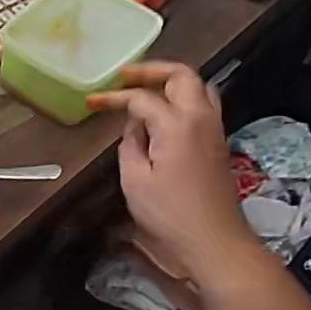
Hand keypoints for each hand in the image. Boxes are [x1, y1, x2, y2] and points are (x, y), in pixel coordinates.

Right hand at [87, 62, 258, 284]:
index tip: (92, 101)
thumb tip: (134, 126)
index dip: (114, 97)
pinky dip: (183, 98)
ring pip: (198, 87)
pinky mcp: (218, 143)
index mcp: (177, 124)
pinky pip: (203, 105)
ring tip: (147, 88)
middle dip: (151, 71)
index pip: (142, 98)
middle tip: (124, 77)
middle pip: (181, 76)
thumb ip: (130, 145)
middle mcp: (201, 117)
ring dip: (172, 81)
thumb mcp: (135, 180)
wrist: (211, 238)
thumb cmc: (168, 212)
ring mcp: (214, 129)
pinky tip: (164, 113)